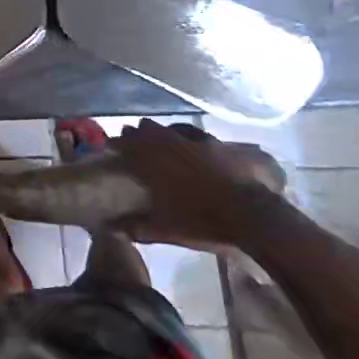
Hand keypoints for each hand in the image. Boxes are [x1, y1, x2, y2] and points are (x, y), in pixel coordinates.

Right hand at [110, 119, 288, 250]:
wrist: (249, 216)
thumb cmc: (202, 222)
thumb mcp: (166, 230)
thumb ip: (138, 227)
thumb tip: (112, 228)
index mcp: (154, 166)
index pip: (128, 147)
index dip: (117, 144)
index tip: (109, 144)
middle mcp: (170, 149)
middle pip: (147, 133)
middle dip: (135, 133)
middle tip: (127, 132)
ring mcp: (193, 144)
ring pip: (168, 129)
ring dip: (156, 129)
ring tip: (149, 128)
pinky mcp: (214, 145)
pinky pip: (191, 133)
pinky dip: (182, 132)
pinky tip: (182, 134)